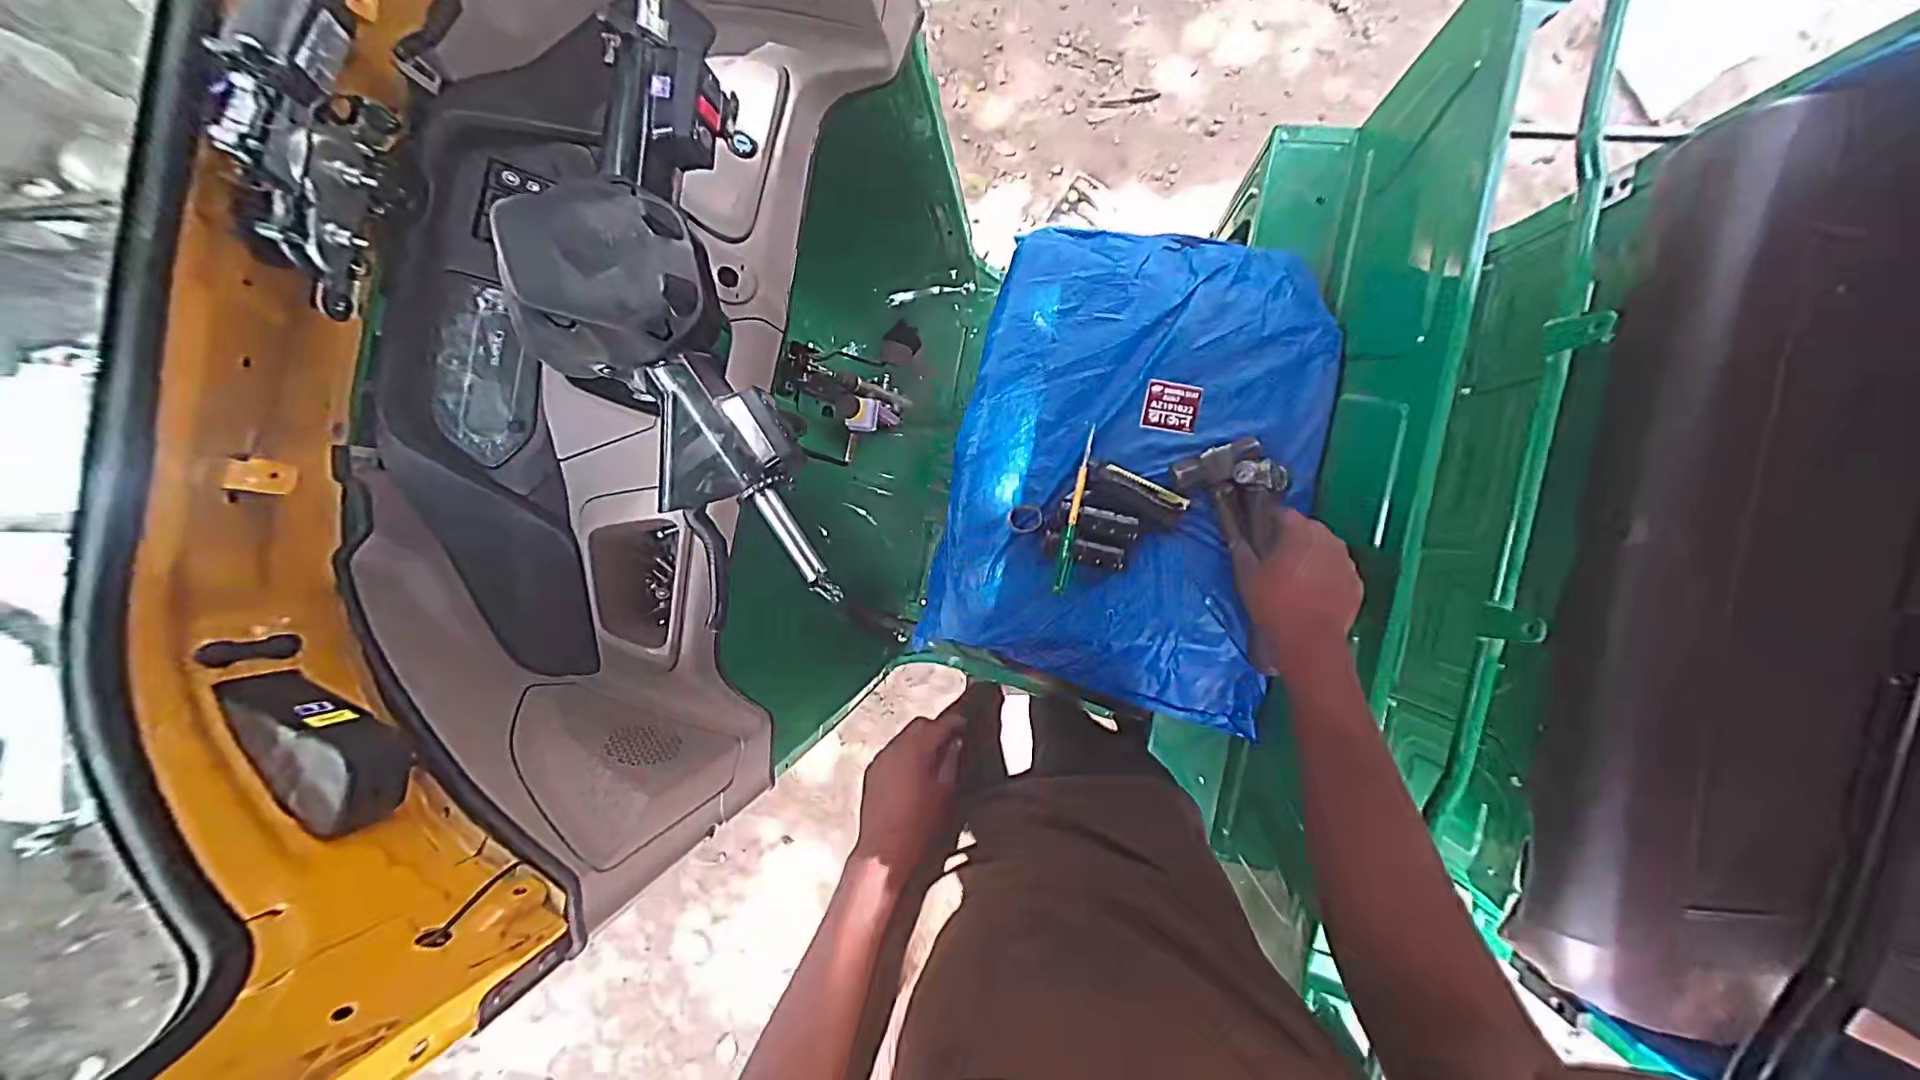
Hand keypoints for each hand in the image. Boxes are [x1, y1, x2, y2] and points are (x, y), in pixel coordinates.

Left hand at [853, 686, 983, 875]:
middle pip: (918, 725)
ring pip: (903, 737)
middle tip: (951, 740)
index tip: (964, 725)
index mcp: (916, 749)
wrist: (885, 852)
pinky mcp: (872, 772)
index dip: (955, 722)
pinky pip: (892, 753)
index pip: (939, 724)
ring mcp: (880, 759)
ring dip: (919, 741)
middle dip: (935, 728)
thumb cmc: (921, 825)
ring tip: (933, 757)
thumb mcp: (946, 792)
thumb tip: (953, 744)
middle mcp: (895, 748)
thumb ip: (951, 761)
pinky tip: (913, 771)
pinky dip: (905, 754)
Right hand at [1237, 506, 1363, 679]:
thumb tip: (1237, 537)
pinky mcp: (1356, 582)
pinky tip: (1312, 593)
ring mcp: (1346, 560)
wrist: (1310, 641)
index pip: (1282, 514)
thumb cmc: (1273, 604)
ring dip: (1310, 557)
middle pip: (1307, 529)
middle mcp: (1328, 538)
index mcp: (1299, 531)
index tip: (1258, 538)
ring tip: (1294, 579)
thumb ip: (1241, 550)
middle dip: (1291, 539)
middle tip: (1274, 561)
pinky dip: (1326, 576)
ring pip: (1324, 549)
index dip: (1268, 524)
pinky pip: (1337, 570)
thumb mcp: (1246, 575)